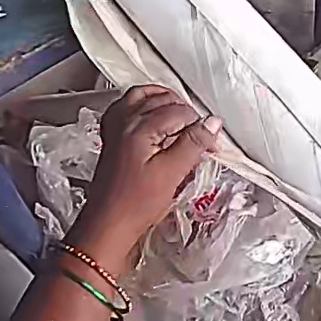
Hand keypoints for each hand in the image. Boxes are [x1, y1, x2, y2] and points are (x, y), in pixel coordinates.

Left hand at [68, 86, 222, 272]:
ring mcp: (115, 127)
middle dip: (186, 112)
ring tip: (182, 118)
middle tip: (201, 134)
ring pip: (142, 97)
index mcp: (139, 126)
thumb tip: (212, 122)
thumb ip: (194, 144)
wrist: (108, 224)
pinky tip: (152, 117)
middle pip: (162, 99)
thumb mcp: (172, 173)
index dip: (201, 127)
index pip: (180, 112)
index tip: (212, 144)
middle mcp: (124, 120)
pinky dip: (142, 105)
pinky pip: (126, 107)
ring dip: (164, 101)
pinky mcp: (111, 136)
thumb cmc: (137, 204)